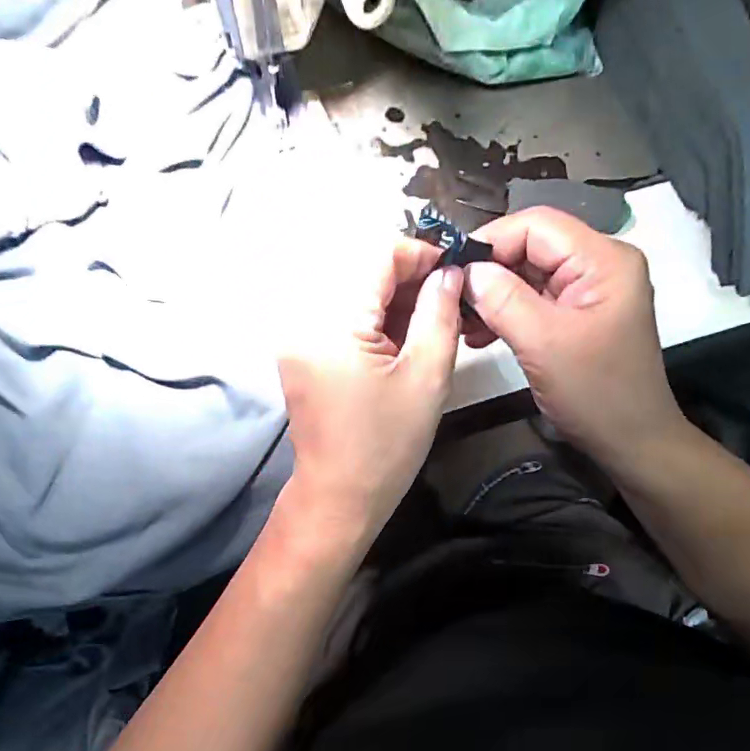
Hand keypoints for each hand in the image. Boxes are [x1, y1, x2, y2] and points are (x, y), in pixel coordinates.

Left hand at [278, 238, 462, 538]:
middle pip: (361, 267)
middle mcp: (304, 318)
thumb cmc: (386, 446)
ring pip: (351, 289)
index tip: (453, 272)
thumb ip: (440, 313)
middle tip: (444, 302)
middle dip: (407, 276)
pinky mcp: (300, 351)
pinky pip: (339, 314)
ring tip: (426, 325)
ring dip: (391, 297)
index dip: (421, 254)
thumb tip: (450, 273)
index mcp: (333, 322)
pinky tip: (399, 340)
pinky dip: (372, 317)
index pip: (377, 253)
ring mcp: (297, 335)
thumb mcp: (427, 377)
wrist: (340, 497)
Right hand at [463, 207, 686, 469]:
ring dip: (494, 296)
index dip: (490, 241)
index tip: (451, 269)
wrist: (632, 442)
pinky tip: (481, 335)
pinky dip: (508, 314)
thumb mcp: (544, 343)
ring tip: (462, 323)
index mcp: (603, 260)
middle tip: (451, 300)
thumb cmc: (595, 394)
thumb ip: (503, 299)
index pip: (537, 225)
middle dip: (489, 272)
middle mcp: (600, 265)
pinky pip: (537, 302)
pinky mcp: (580, 317)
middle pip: (533, 248)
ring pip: (530, 276)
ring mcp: (591, 292)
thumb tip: (467, 270)